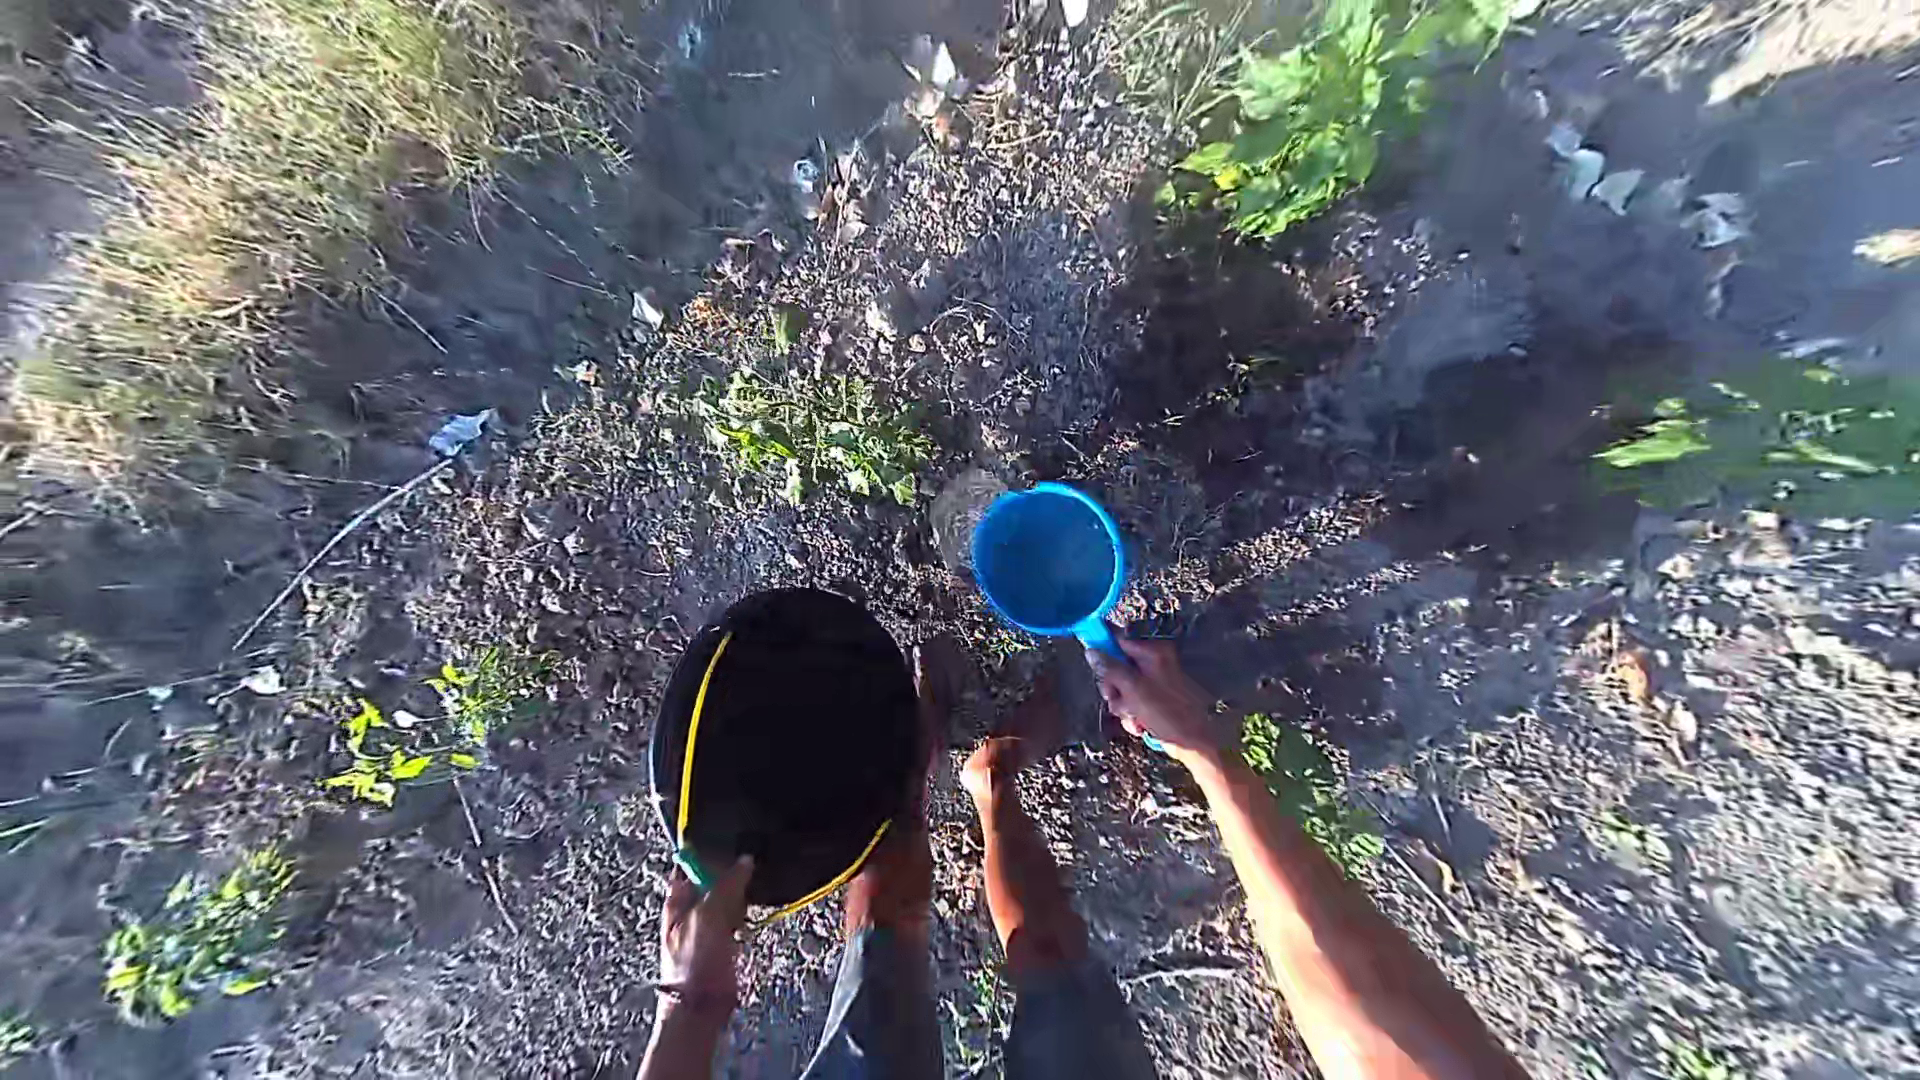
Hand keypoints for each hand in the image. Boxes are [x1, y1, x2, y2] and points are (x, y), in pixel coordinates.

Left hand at [658, 855, 752, 1017]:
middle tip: (745, 870)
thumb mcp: (708, 914)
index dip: (708, 850)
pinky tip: (751, 909)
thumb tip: (746, 859)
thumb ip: (727, 883)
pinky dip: (745, 909)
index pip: (691, 862)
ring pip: (728, 893)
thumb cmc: (694, 959)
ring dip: (740, 892)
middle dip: (731, 872)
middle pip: (714, 876)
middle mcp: (691, 906)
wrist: (702, 1006)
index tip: (730, 841)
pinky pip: (737, 912)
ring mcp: (708, 921)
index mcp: (677, 898)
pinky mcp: (725, 935)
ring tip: (749, 892)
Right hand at [1085, 637, 1218, 766]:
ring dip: (1122, 705)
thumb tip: (1091, 651)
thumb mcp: (1133, 689)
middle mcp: (1155, 662)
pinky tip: (1140, 723)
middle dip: (1114, 688)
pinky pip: (1133, 701)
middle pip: (1117, 667)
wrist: (1194, 743)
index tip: (1095, 667)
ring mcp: (1155, 681)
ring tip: (1134, 716)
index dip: (1103, 654)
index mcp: (1153, 653)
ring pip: (1122, 688)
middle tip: (1117, 699)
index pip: (1118, 642)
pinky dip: (1132, 713)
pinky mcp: (1156, 699)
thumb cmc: (1168, 714)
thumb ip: (1110, 668)